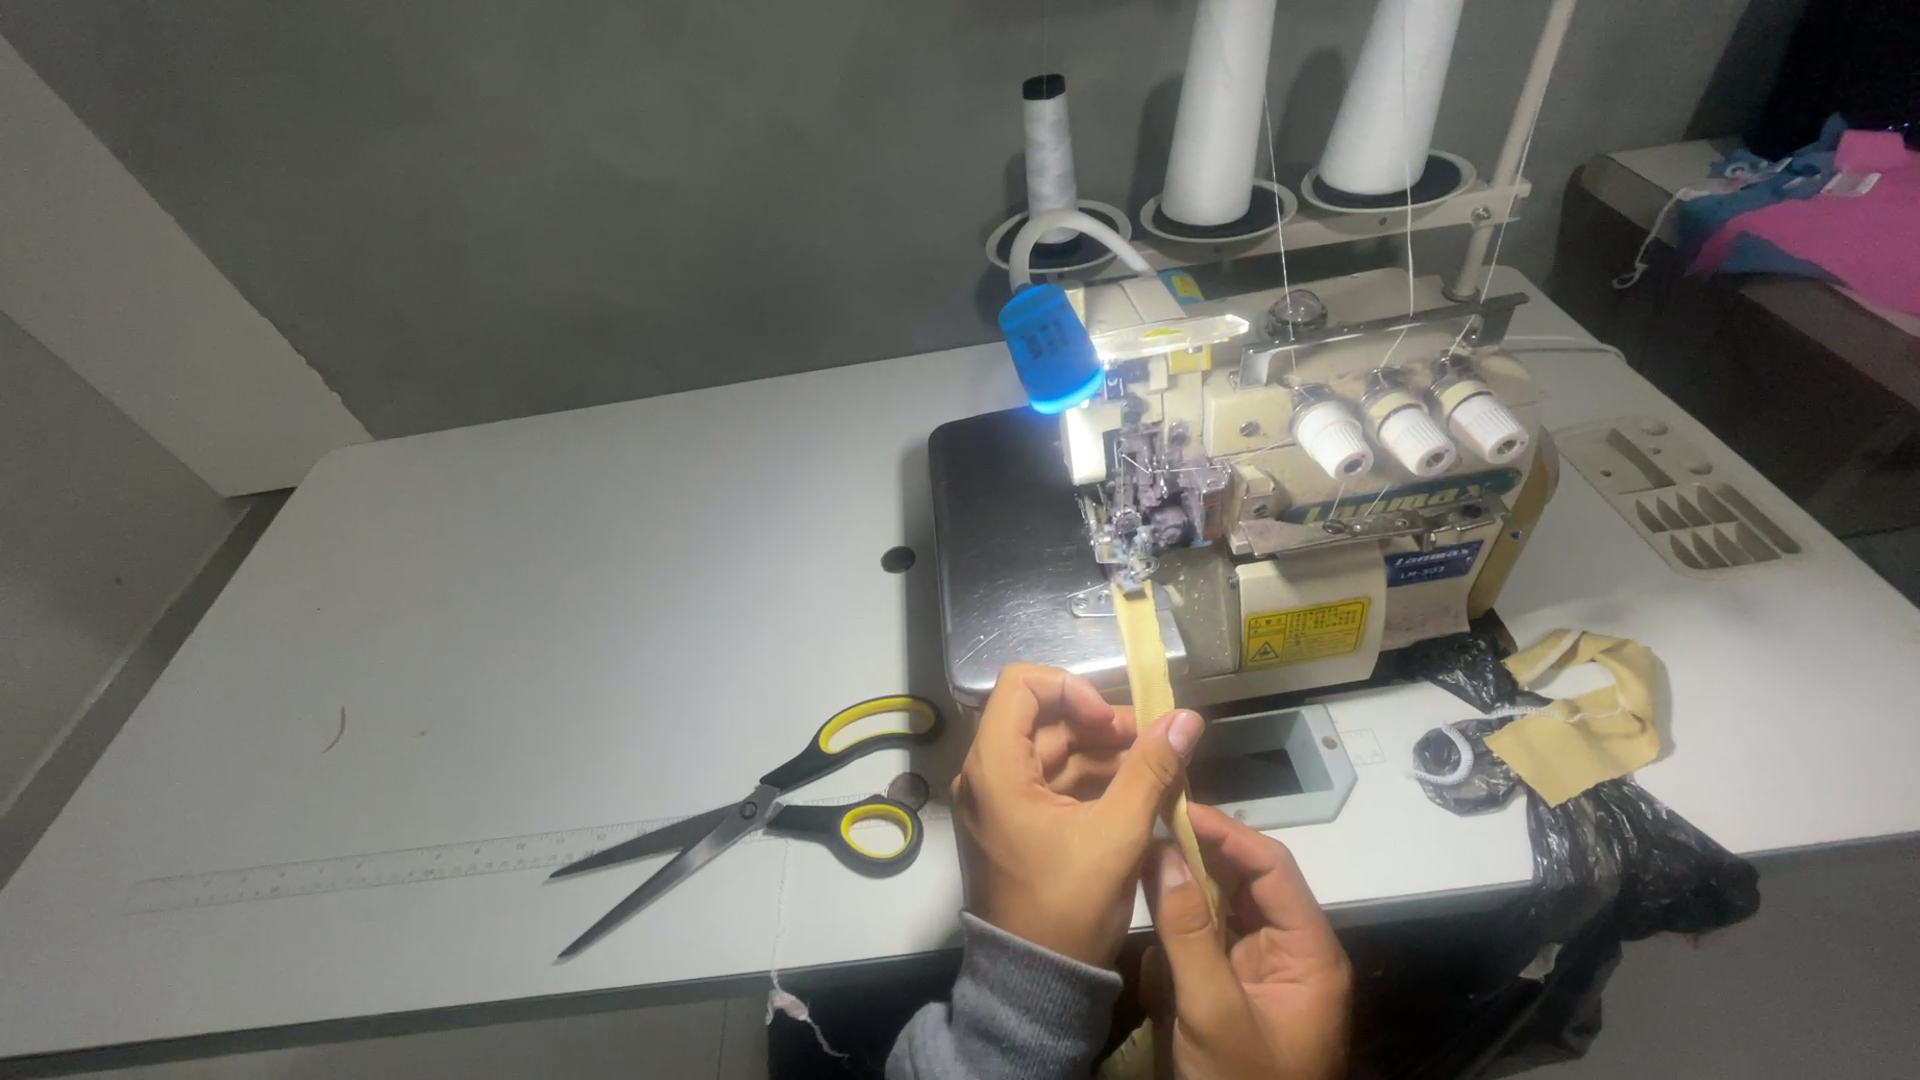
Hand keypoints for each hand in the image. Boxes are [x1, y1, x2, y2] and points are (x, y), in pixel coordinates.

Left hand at [953, 664, 1202, 967]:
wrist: (1034, 985)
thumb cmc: (1066, 907)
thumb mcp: (1117, 835)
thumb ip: (1152, 771)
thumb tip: (1188, 719)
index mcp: (995, 766)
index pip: (1021, 685)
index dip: (1071, 688)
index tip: (1110, 720)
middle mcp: (988, 773)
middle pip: (1043, 719)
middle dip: (1100, 725)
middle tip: (1152, 742)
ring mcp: (999, 799)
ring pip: (1052, 751)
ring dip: (1102, 753)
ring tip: (1155, 767)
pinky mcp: (1014, 821)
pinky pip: (1051, 782)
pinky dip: (1090, 780)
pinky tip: (1135, 789)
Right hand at [1144, 804, 1351, 1079]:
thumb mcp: (1213, 1011)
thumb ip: (1188, 931)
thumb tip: (1161, 853)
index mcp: (1309, 951)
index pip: (1272, 867)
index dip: (1226, 832)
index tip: (1177, 809)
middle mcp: (1291, 948)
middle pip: (1248, 877)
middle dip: (1200, 852)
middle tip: (1151, 825)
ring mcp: (1264, 964)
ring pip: (1225, 900)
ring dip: (1187, 880)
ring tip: (1145, 854)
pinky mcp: (1237, 979)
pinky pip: (1210, 930)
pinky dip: (1182, 915)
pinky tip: (1153, 900)